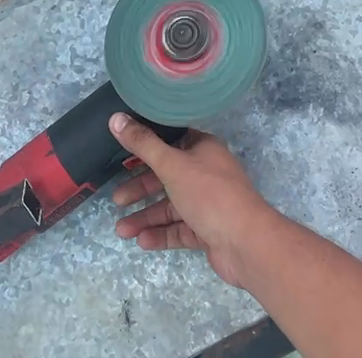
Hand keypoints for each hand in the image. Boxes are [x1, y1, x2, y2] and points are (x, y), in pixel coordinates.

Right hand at [108, 113, 278, 288]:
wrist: (246, 243)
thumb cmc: (209, 193)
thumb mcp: (172, 164)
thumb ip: (142, 144)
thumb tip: (115, 118)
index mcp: (202, 149)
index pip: (171, 141)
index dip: (146, 146)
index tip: (122, 153)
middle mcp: (206, 173)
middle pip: (167, 177)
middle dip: (140, 190)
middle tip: (116, 200)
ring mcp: (207, 203)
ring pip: (170, 206)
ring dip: (146, 217)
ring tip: (122, 230)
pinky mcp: (208, 230)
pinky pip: (179, 229)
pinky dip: (161, 234)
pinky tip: (142, 242)